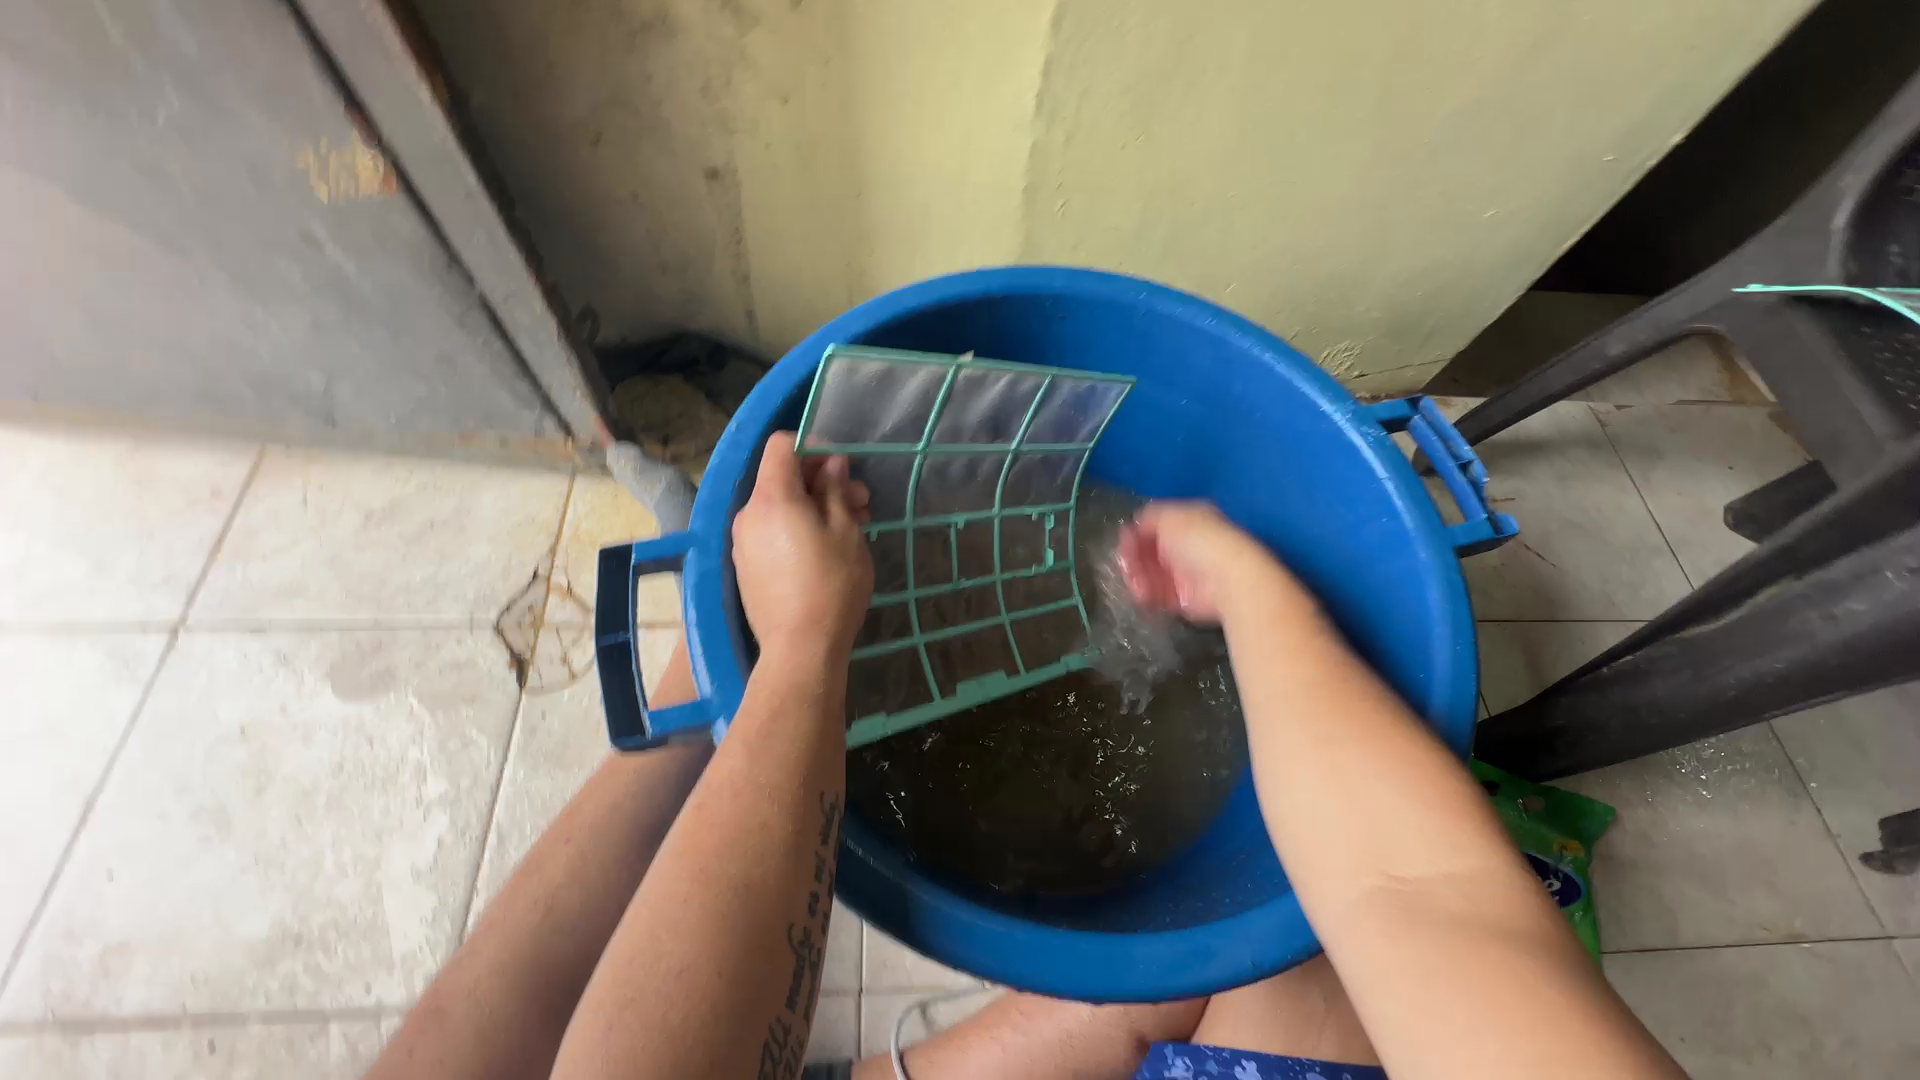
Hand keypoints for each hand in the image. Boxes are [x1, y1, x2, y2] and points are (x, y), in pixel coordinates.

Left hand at [730, 432, 873, 660]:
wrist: (801, 648)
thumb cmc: (831, 584)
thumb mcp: (845, 531)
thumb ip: (835, 490)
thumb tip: (832, 466)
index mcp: (771, 497)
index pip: (781, 445)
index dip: (814, 447)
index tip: (844, 469)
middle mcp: (749, 513)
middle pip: (781, 477)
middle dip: (822, 481)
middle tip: (861, 501)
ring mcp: (743, 542)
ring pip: (780, 506)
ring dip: (814, 506)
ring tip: (851, 527)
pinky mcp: (747, 567)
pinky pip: (773, 531)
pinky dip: (798, 527)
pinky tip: (827, 549)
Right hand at [1115, 501, 1314, 624]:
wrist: (1230, 579)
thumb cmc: (1199, 540)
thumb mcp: (1170, 516)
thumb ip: (1148, 518)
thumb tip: (1135, 525)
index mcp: (1188, 521)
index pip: (1154, 526)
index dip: (1136, 532)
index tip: (1124, 539)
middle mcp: (1187, 546)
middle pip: (1150, 552)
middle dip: (1134, 558)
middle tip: (1126, 564)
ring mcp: (1187, 573)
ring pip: (1151, 574)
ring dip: (1137, 577)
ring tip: (1135, 583)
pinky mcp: (1185, 599)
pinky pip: (1159, 595)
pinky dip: (1147, 595)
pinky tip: (1142, 594)